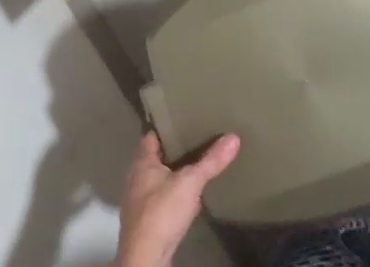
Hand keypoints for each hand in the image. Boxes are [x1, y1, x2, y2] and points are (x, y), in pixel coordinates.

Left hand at [117, 131, 239, 266]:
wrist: (146, 258)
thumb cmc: (162, 211)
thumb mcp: (191, 182)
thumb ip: (211, 161)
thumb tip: (234, 137)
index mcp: (142, 163)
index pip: (152, 135)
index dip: (167, 125)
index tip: (184, 117)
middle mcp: (136, 179)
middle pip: (156, 157)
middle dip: (174, 149)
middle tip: (197, 136)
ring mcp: (139, 201)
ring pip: (159, 178)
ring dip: (175, 172)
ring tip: (197, 162)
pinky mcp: (147, 220)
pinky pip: (163, 198)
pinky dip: (175, 193)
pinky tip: (191, 195)